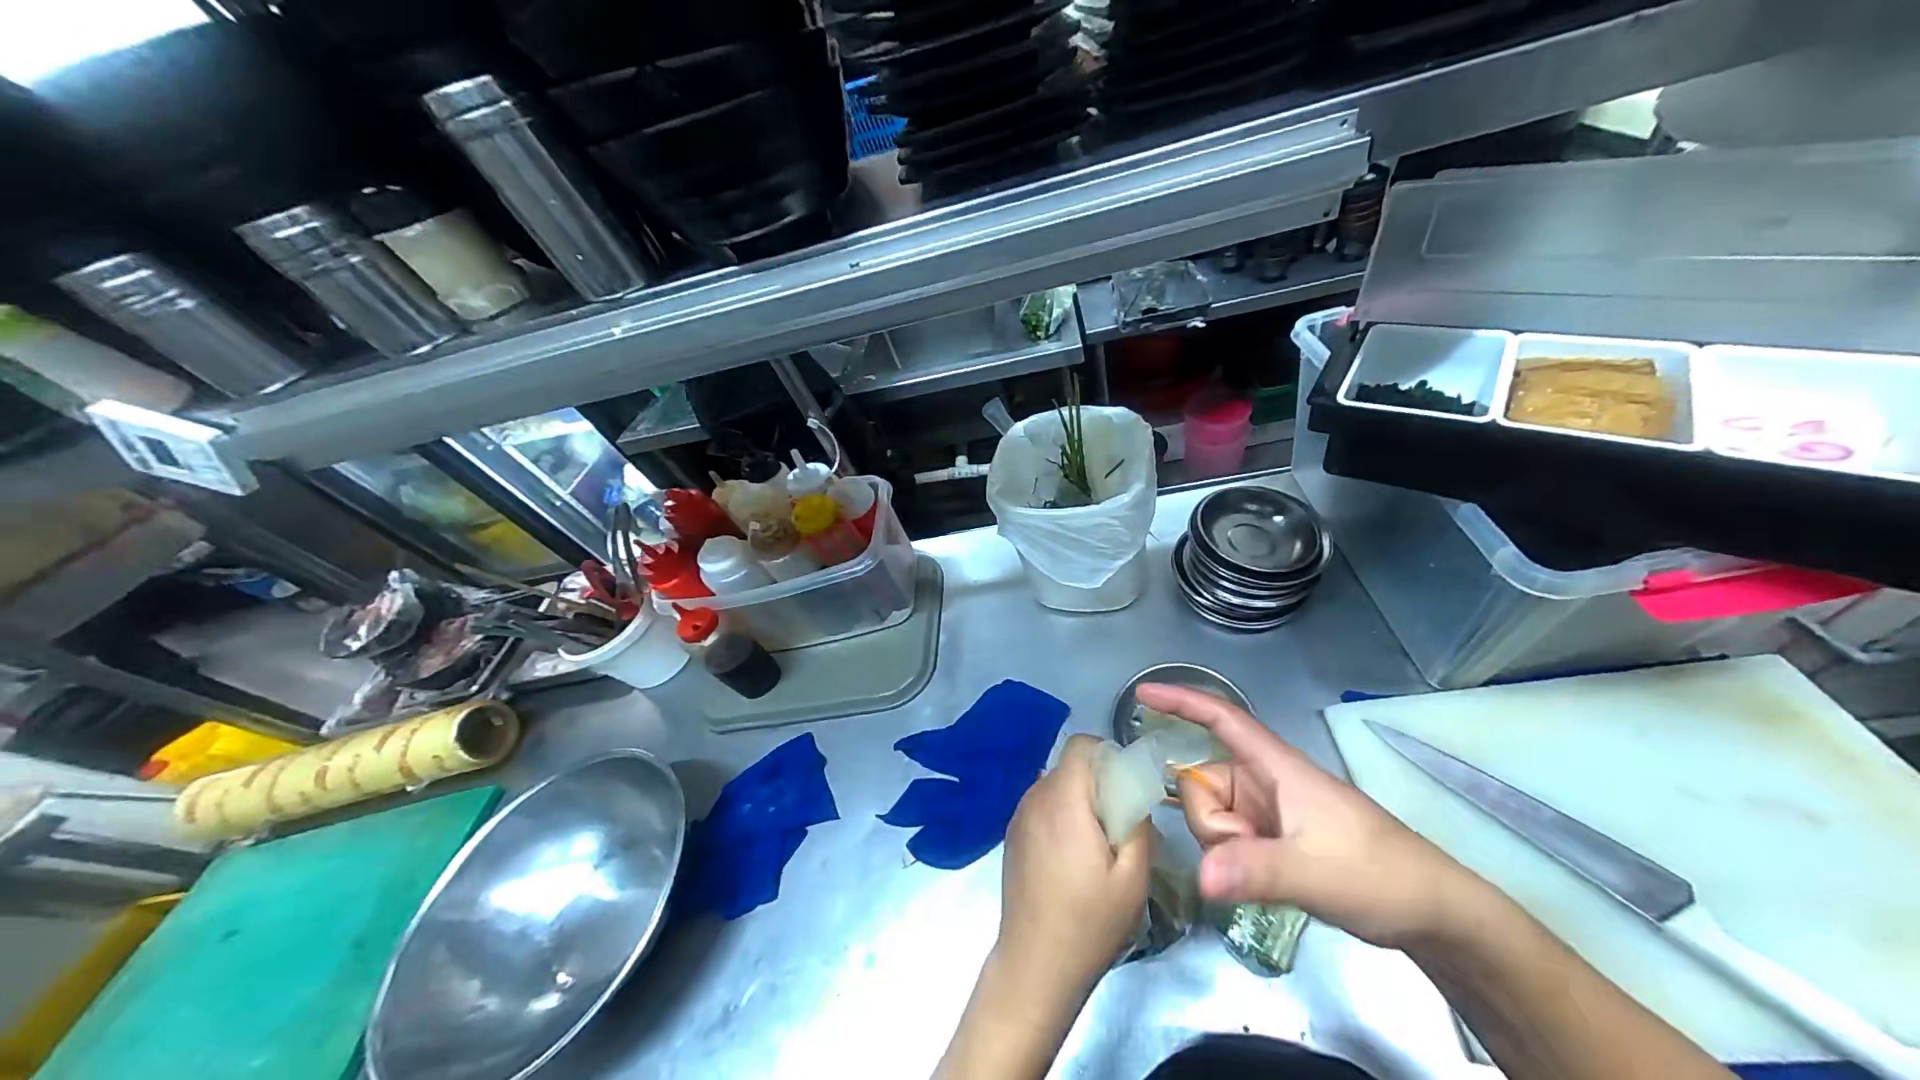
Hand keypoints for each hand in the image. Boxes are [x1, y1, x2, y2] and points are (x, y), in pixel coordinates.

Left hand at [933, 737, 1151, 1079]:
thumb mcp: (1132, 877)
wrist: (1035, 963)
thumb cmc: (1088, 921)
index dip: (1107, 754)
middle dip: (1098, 782)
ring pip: (1055, 786)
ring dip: (1079, 800)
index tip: (1127, 785)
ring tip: (1098, 844)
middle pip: (1069, 766)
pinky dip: (1061, 816)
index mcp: (1063, 800)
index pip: (1081, 745)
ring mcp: (1018, 817)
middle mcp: (1034, 799)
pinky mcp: (1012, 836)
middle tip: (1119, 822)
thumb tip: (1135, 792)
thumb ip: (1137, 824)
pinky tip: (1073, 857)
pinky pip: (1042, 807)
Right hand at [1138, 683, 1491, 948]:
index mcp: (1276, 767)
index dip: (1181, 701)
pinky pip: (1227, 838)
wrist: (1430, 912)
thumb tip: (1200, 876)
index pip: (1222, 719)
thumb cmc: (1379, 874)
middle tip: (1253, 852)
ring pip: (1211, 815)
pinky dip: (1232, 858)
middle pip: (1202, 781)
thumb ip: (1256, 870)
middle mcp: (1264, 781)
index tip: (1141, 695)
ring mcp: (1266, 809)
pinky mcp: (1270, 836)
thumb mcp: (1316, 873)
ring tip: (1271, 870)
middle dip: (1213, 823)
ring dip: (1225, 848)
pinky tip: (1264, 877)